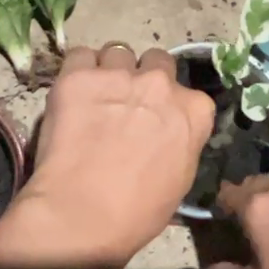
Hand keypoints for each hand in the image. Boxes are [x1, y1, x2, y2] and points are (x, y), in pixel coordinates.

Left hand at [5, 43, 214, 262]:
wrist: (84, 214)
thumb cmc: (138, 212)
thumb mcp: (181, 180)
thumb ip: (182, 142)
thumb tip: (169, 135)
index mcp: (194, 111)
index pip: (190, 93)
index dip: (170, 106)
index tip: (157, 122)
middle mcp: (161, 84)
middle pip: (157, 61)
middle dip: (144, 78)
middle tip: (127, 104)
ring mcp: (119, 76)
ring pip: (118, 53)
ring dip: (110, 71)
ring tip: (96, 97)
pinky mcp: (78, 76)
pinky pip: (80, 55)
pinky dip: (78, 70)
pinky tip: (73, 93)